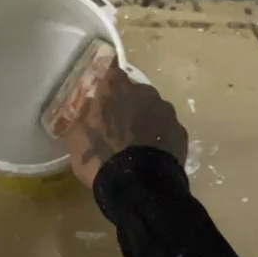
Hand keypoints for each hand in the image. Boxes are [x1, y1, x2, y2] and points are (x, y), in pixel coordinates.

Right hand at [64, 66, 188, 186]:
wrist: (138, 185)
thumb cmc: (100, 156)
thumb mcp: (77, 136)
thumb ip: (83, 114)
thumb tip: (89, 103)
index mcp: (116, 88)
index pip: (111, 71)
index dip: (108, 82)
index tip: (103, 93)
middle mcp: (144, 91)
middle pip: (134, 91)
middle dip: (128, 103)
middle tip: (119, 125)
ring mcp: (165, 110)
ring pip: (153, 109)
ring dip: (145, 119)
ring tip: (137, 144)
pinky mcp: (179, 130)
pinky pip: (166, 128)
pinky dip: (159, 136)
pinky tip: (152, 154)